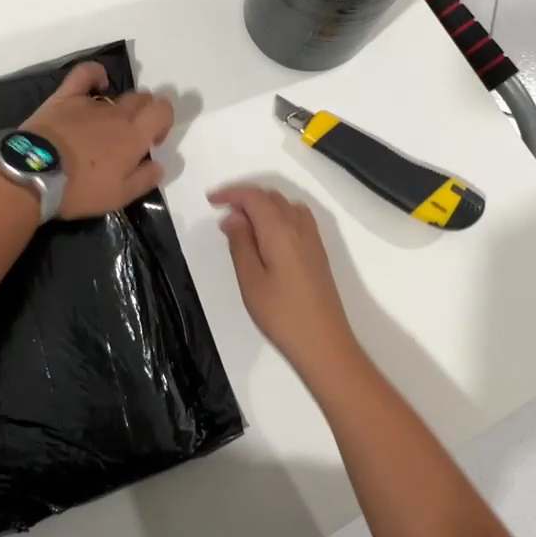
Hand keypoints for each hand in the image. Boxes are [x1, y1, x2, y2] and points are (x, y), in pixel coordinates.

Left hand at [21, 62, 173, 218]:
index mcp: (135, 135)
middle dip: (144, 113)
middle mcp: (118, 113)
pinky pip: (85, 73)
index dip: (163, 121)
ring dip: (120, 105)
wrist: (34, 175)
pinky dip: (96, 74)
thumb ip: (145, 179)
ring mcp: (91, 102)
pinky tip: (98, 84)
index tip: (151, 140)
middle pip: (142, 99)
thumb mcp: (119, 196)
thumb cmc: (80, 189)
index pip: (163, 109)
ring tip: (107, 125)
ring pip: (118, 92)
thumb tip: (158, 165)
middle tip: (129, 137)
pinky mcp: (65, 97)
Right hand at [208, 184, 359, 373]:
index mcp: (280, 230)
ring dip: (262, 207)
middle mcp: (299, 227)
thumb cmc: (281, 314)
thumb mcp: (250, 280)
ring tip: (243, 228)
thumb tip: (233, 217)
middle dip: (245, 199)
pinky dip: (277, 216)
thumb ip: (240, 243)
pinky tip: (267, 238)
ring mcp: (312, 239)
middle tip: (223, 218)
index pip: (254, 197)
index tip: (211, 200)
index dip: (231, 193)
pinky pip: (296, 218)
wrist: (324, 343)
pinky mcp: (317, 252)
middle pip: (270, 197)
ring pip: (285, 206)